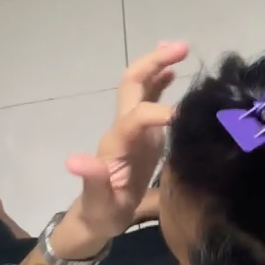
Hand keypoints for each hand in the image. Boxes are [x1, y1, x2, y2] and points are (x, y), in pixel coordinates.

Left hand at [55, 42, 187, 253]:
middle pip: (133, 84)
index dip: (162, 111)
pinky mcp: (142, 134)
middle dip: (153, 62)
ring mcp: (132, 129)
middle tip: (181, 47)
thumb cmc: (102, 212)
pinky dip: (161, 82)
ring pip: (141, 87)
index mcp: (117, 143)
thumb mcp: (100, 202)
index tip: (190, 115)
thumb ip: (93, 181)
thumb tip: (75, 160)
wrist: (98, 217)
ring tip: (182, 49)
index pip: (138, 116)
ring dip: (158, 65)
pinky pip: (150, 101)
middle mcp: (123, 128)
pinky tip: (175, 73)